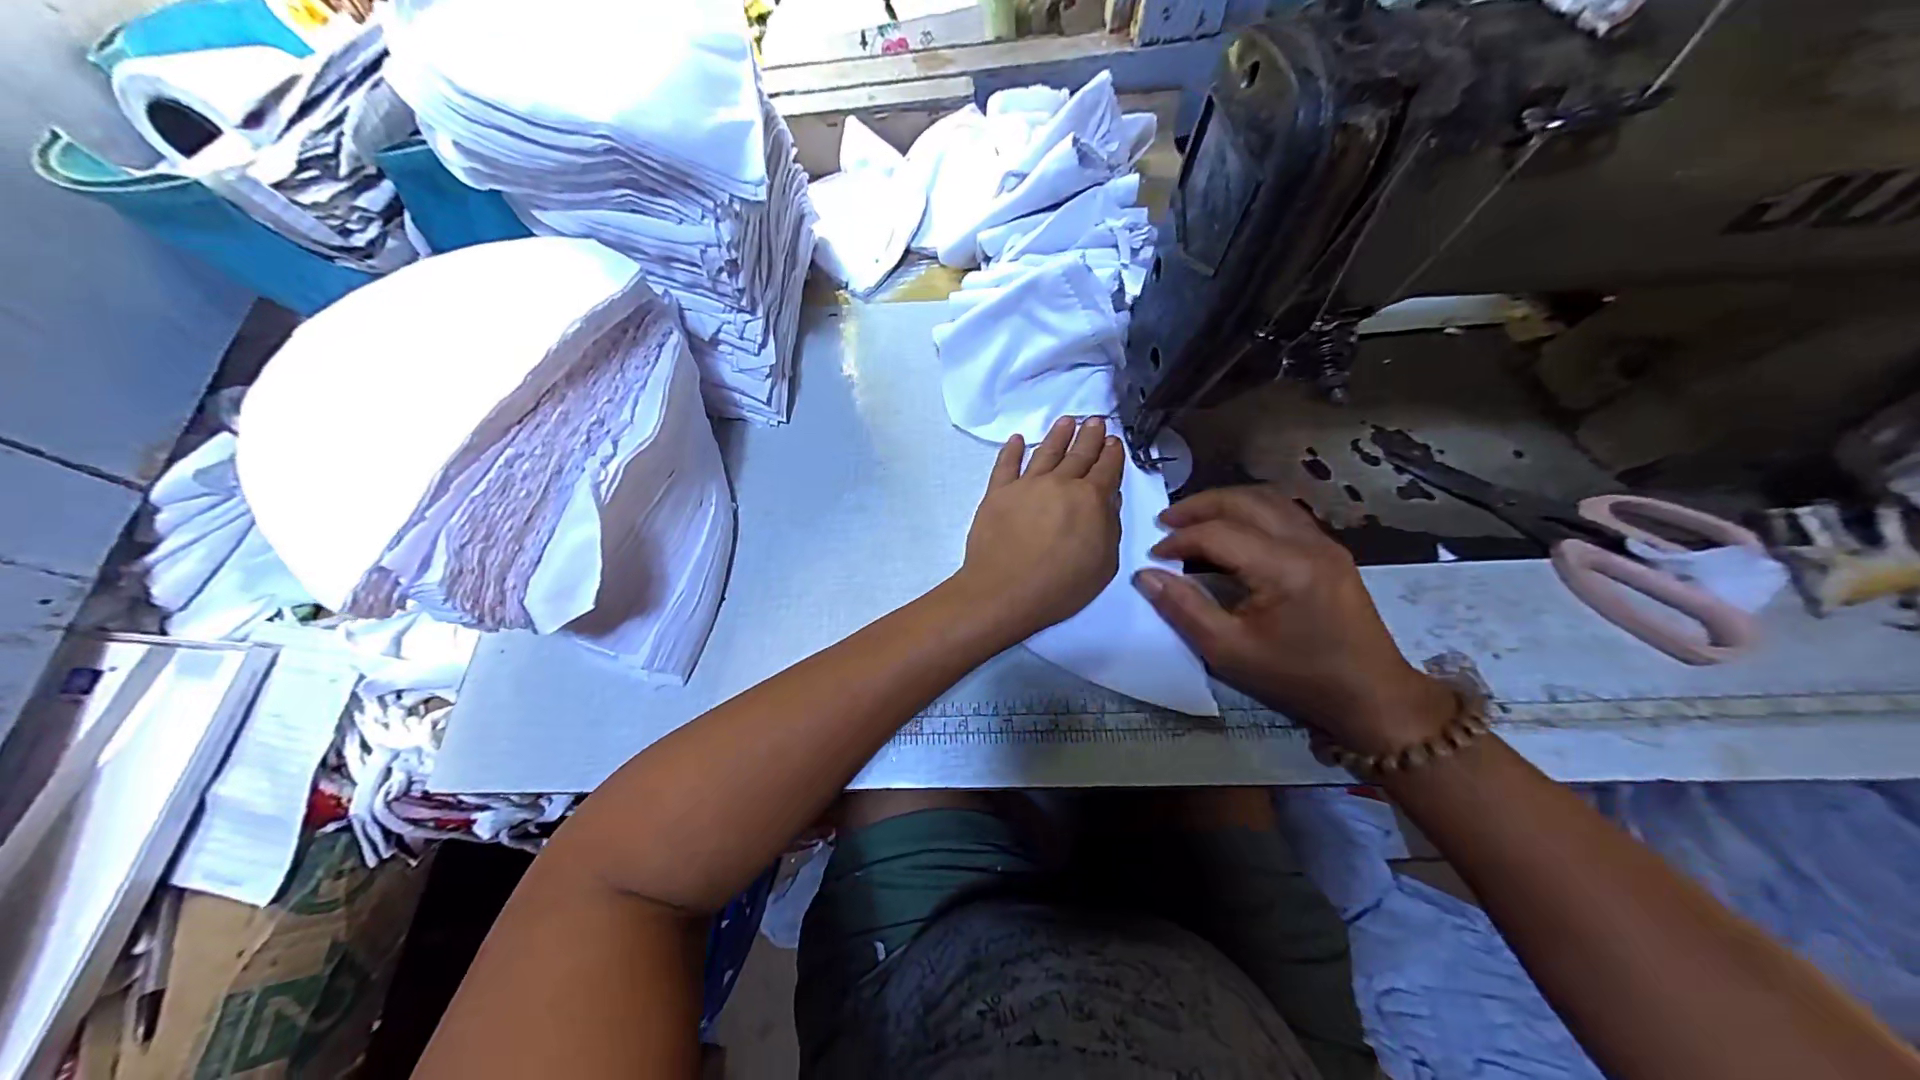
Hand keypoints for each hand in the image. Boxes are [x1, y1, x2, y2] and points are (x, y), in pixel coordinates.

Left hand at [954, 415, 1124, 641]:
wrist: (1004, 591)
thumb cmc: (1060, 586)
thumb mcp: (1104, 563)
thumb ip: (1109, 527)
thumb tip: (1108, 500)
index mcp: (1091, 499)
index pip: (1106, 469)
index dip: (1112, 454)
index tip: (1114, 440)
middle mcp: (1060, 484)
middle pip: (1078, 454)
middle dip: (1089, 436)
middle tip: (1095, 420)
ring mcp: (1026, 485)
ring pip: (1045, 452)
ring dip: (1058, 435)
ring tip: (1066, 421)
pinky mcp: (997, 493)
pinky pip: (1006, 465)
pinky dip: (1011, 451)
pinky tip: (1016, 440)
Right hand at [1132, 485, 1454, 755]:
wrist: (1370, 694)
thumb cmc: (1296, 677)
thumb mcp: (1229, 651)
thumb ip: (1184, 609)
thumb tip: (1146, 575)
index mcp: (1283, 568)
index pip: (1219, 533)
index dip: (1180, 538)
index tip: (1154, 555)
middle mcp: (1307, 543)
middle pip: (1244, 501)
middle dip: (1199, 507)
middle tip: (1165, 521)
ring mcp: (1324, 543)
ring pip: (1268, 500)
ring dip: (1226, 503)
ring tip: (1194, 518)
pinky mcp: (1331, 550)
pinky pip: (1284, 513)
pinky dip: (1251, 511)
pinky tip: (1232, 528)